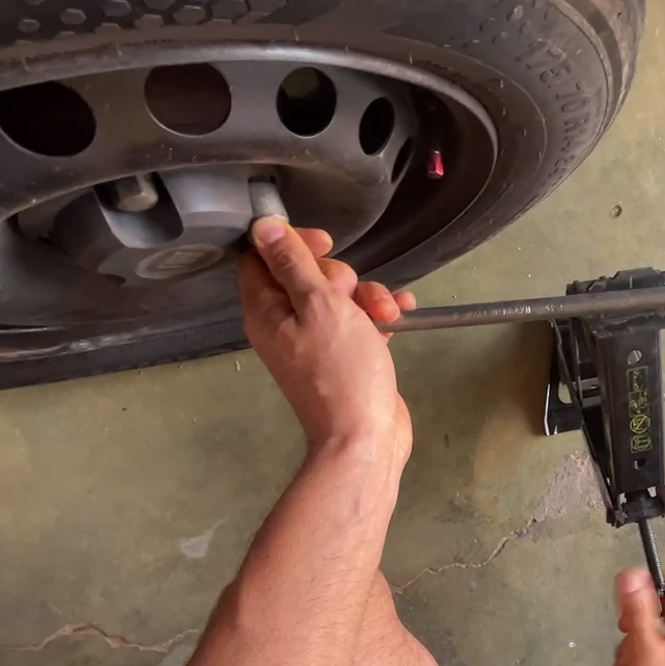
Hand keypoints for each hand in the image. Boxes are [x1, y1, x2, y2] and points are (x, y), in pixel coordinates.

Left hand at [239, 220, 418, 457]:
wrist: (365, 439)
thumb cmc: (343, 374)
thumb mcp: (321, 307)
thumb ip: (294, 264)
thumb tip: (263, 226)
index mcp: (266, 312)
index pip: (264, 257)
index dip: (294, 243)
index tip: (328, 245)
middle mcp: (286, 326)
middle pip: (308, 277)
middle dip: (343, 277)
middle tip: (354, 297)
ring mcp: (318, 344)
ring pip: (340, 300)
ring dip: (369, 297)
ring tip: (387, 314)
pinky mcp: (346, 359)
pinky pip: (359, 323)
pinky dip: (379, 316)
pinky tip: (401, 315)